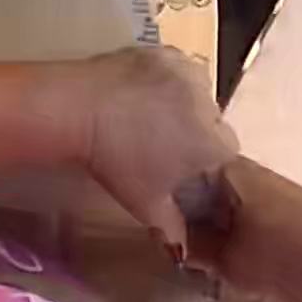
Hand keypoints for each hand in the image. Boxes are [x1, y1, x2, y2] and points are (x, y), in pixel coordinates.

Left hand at [65, 47, 238, 254]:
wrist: (75, 106)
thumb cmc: (112, 158)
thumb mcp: (146, 204)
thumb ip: (173, 229)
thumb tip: (183, 250)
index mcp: (214, 143)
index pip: (225, 152)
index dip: (202, 157)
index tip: (178, 160)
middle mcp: (207, 104)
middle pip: (212, 119)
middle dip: (193, 127)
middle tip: (158, 135)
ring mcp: (182, 71)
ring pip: (197, 89)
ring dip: (182, 98)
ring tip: (149, 108)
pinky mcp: (157, 50)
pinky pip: (174, 63)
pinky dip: (165, 73)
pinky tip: (143, 84)